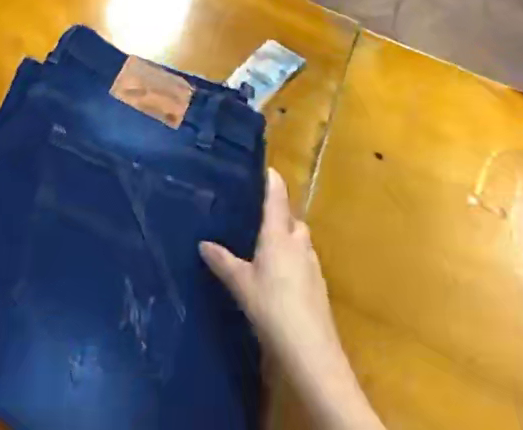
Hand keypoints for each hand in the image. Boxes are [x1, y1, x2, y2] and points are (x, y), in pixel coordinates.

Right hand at [201, 169, 383, 429]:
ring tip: (264, 246)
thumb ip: (223, 262)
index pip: (277, 198)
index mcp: (278, 236)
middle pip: (292, 220)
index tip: (265, 167)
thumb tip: (204, 243)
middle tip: (257, 214)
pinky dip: (292, 261)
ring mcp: (312, 268)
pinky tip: (277, 277)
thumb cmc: (273, 309)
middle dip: (280, 214)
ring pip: (300, 242)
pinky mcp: (318, 289)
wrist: (313, 355)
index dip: (272, 181)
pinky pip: (303, 262)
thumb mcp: (241, 285)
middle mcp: (298, 245)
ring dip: (287, 239)